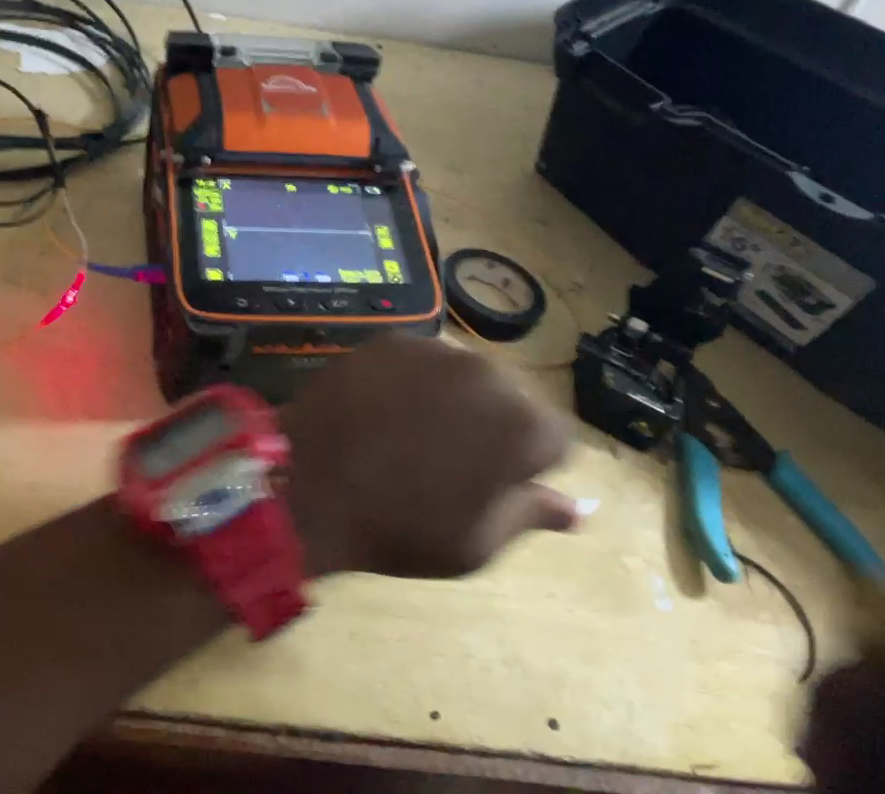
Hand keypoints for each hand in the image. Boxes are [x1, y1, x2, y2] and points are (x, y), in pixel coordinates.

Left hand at [279, 333, 578, 578]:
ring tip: (409, 435)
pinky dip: (412, 383)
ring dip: (455, 400)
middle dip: (494, 427)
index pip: (555, 440)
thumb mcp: (475, 543)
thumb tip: (580, 509)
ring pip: (466, 377)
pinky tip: (381, 411)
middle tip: (447, 462)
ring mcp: (435, 350)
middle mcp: (489, 373)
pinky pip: (420, 362)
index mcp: (524, 426)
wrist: (304, 486)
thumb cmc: (398, 528)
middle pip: (512, 400)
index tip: (491, 486)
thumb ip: (532, 514)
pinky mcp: (390, 341)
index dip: (527, 467)